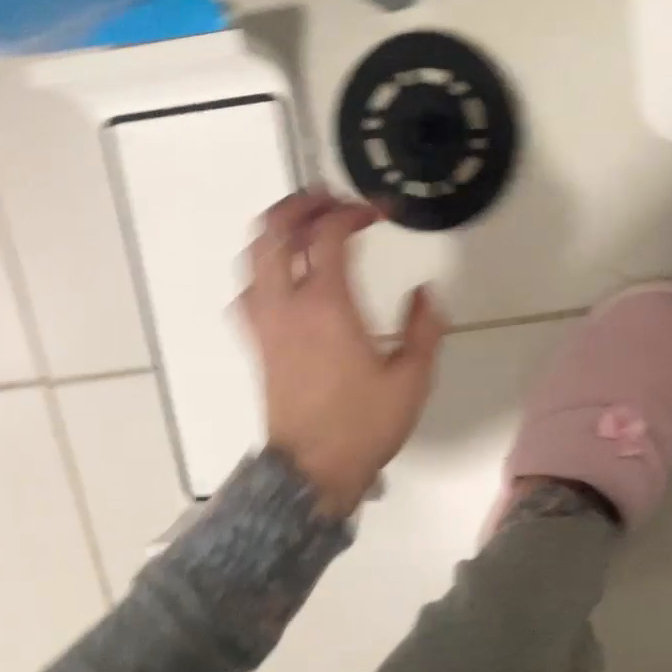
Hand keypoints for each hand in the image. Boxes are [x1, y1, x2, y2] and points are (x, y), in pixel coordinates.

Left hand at [240, 190, 447, 515]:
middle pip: (274, 231)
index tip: (381, 211)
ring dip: (276, 231)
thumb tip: (425, 292)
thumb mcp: (413, 378)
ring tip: (304, 227)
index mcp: (326, 306)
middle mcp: (286, 305)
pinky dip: (262, 269)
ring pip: (252, 256)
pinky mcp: (256, 343)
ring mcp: (264, 323)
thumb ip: (423, 328)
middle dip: (301, 205)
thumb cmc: (365, 425)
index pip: (329, 236)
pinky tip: (282, 279)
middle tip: (330, 200)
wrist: (314, 471)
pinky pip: (247, 291)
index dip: (354, 212)